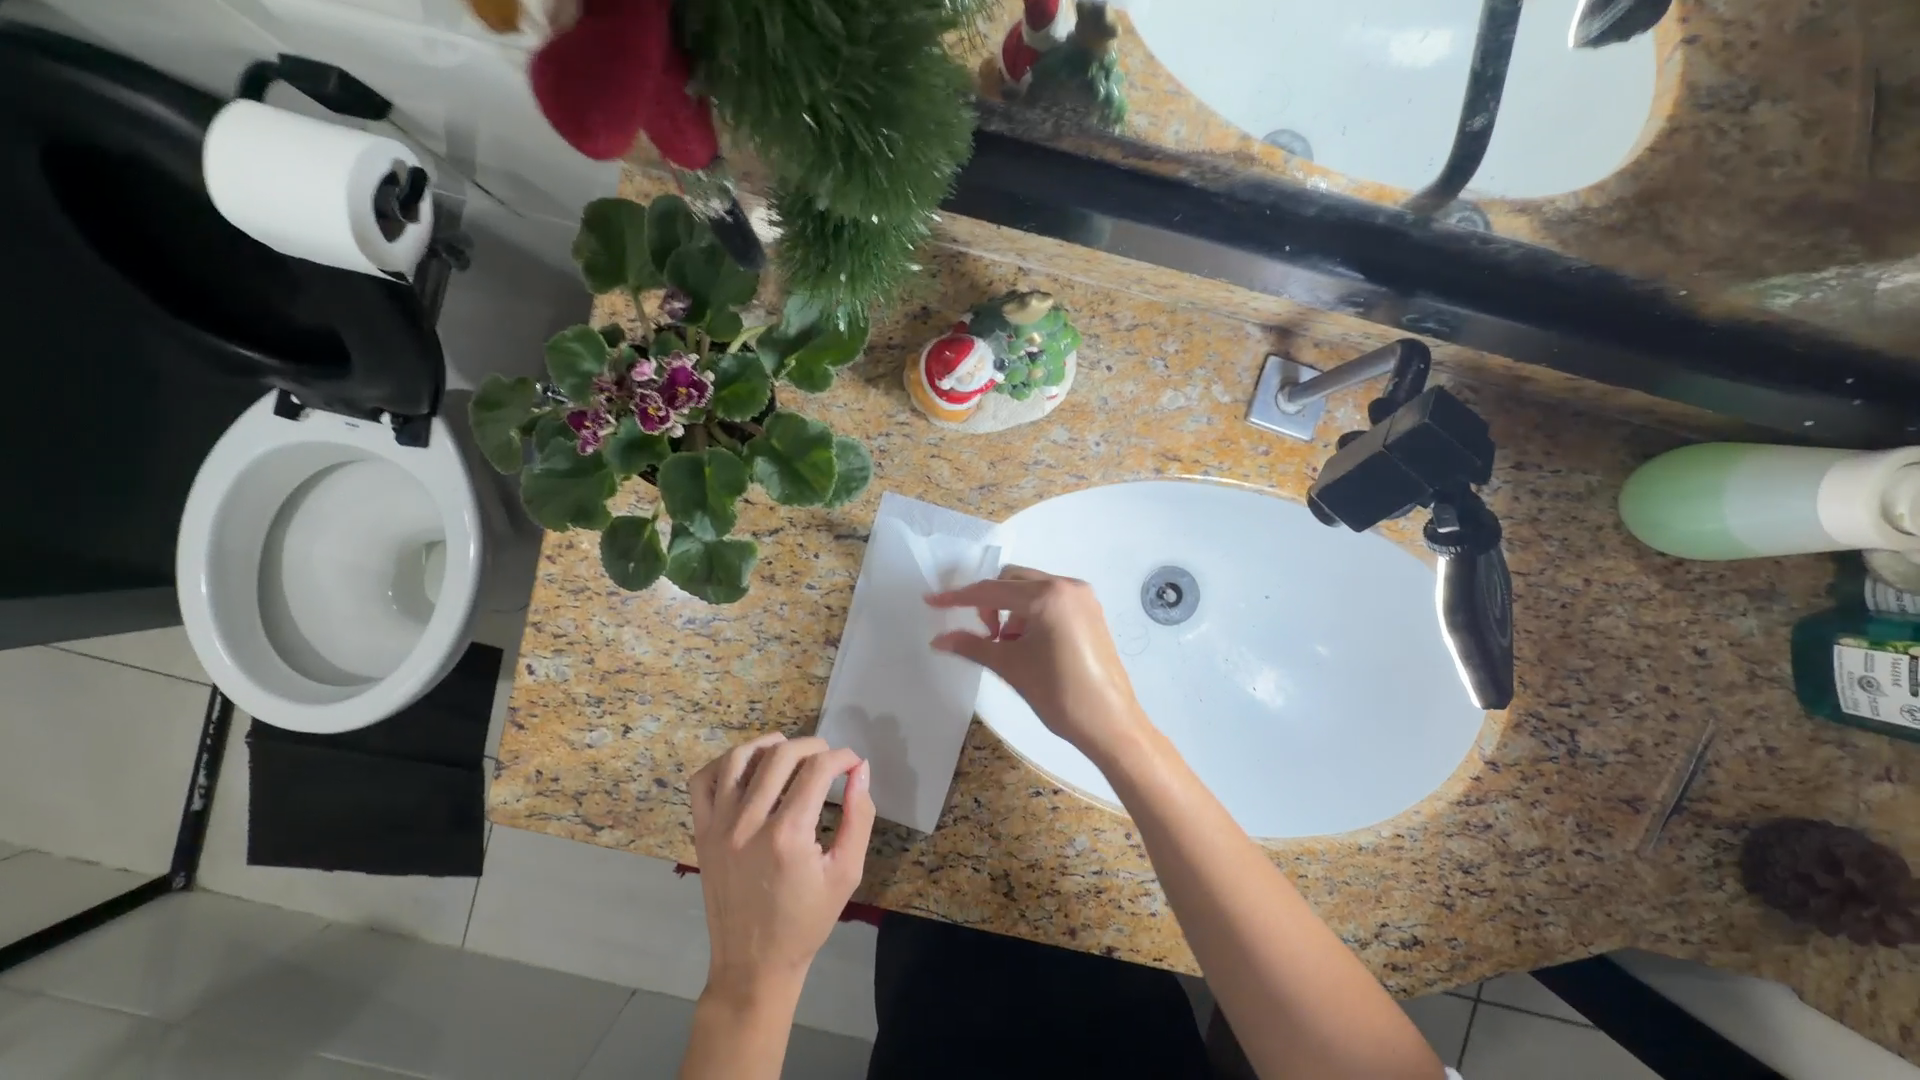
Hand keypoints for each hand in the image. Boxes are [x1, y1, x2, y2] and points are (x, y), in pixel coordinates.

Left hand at [689, 734, 874, 1003]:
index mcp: (789, 836)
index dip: (842, 757)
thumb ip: (859, 817)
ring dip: (769, 745)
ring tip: (790, 751)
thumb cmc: (806, 921)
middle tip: (828, 756)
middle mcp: (749, 824)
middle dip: (812, 746)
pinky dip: (725, 763)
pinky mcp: (701, 833)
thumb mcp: (847, 873)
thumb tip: (860, 771)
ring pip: (739, 759)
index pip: (817, 770)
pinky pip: (703, 781)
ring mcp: (719, 827)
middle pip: (780, 756)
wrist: (754, 964)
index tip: (854, 763)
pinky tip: (748, 767)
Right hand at [926, 566, 1151, 763]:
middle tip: (985, 636)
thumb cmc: (1059, 695)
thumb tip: (938, 639)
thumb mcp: (1010, 667)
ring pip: (1031, 590)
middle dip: (990, 604)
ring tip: (1009, 647)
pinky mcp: (1091, 612)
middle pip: (1012, 581)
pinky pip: (1051, 601)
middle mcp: (1067, 587)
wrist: (1110, 724)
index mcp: (1047, 597)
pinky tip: (1029, 646)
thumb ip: (972, 645)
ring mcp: (1083, 598)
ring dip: (1011, 611)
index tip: (932, 601)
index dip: (958, 597)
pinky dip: (1031, 615)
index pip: (992, 590)